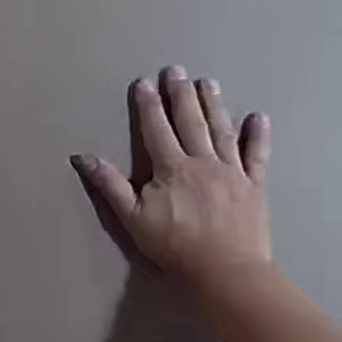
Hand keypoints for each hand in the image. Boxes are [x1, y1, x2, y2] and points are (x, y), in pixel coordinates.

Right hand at [72, 65, 272, 281]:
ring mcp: (232, 172)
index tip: (144, 82)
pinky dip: (258, 135)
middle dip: (181, 94)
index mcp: (171, 169)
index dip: (148, 105)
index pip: (156, 129)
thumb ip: (110, 185)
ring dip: (213, 105)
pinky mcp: (255, 186)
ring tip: (207, 82)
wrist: (227, 271)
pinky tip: (258, 117)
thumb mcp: (132, 218)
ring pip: (221, 131)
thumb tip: (84, 157)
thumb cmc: (174, 245)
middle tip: (176, 70)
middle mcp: (203, 163)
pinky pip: (257, 155)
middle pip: (190, 122)